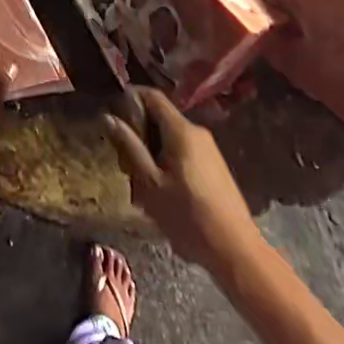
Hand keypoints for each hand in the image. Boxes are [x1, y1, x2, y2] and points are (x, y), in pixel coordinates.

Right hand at [103, 87, 258, 268]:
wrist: (233, 247)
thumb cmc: (187, 215)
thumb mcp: (150, 184)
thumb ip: (130, 148)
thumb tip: (109, 118)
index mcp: (182, 130)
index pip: (153, 97)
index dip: (131, 98)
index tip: (112, 112)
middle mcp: (197, 131)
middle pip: (161, 119)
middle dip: (139, 134)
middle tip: (123, 162)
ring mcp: (208, 148)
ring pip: (171, 138)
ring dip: (151, 152)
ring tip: (139, 183)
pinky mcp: (213, 165)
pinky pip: (183, 151)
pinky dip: (166, 162)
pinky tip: (161, 191)